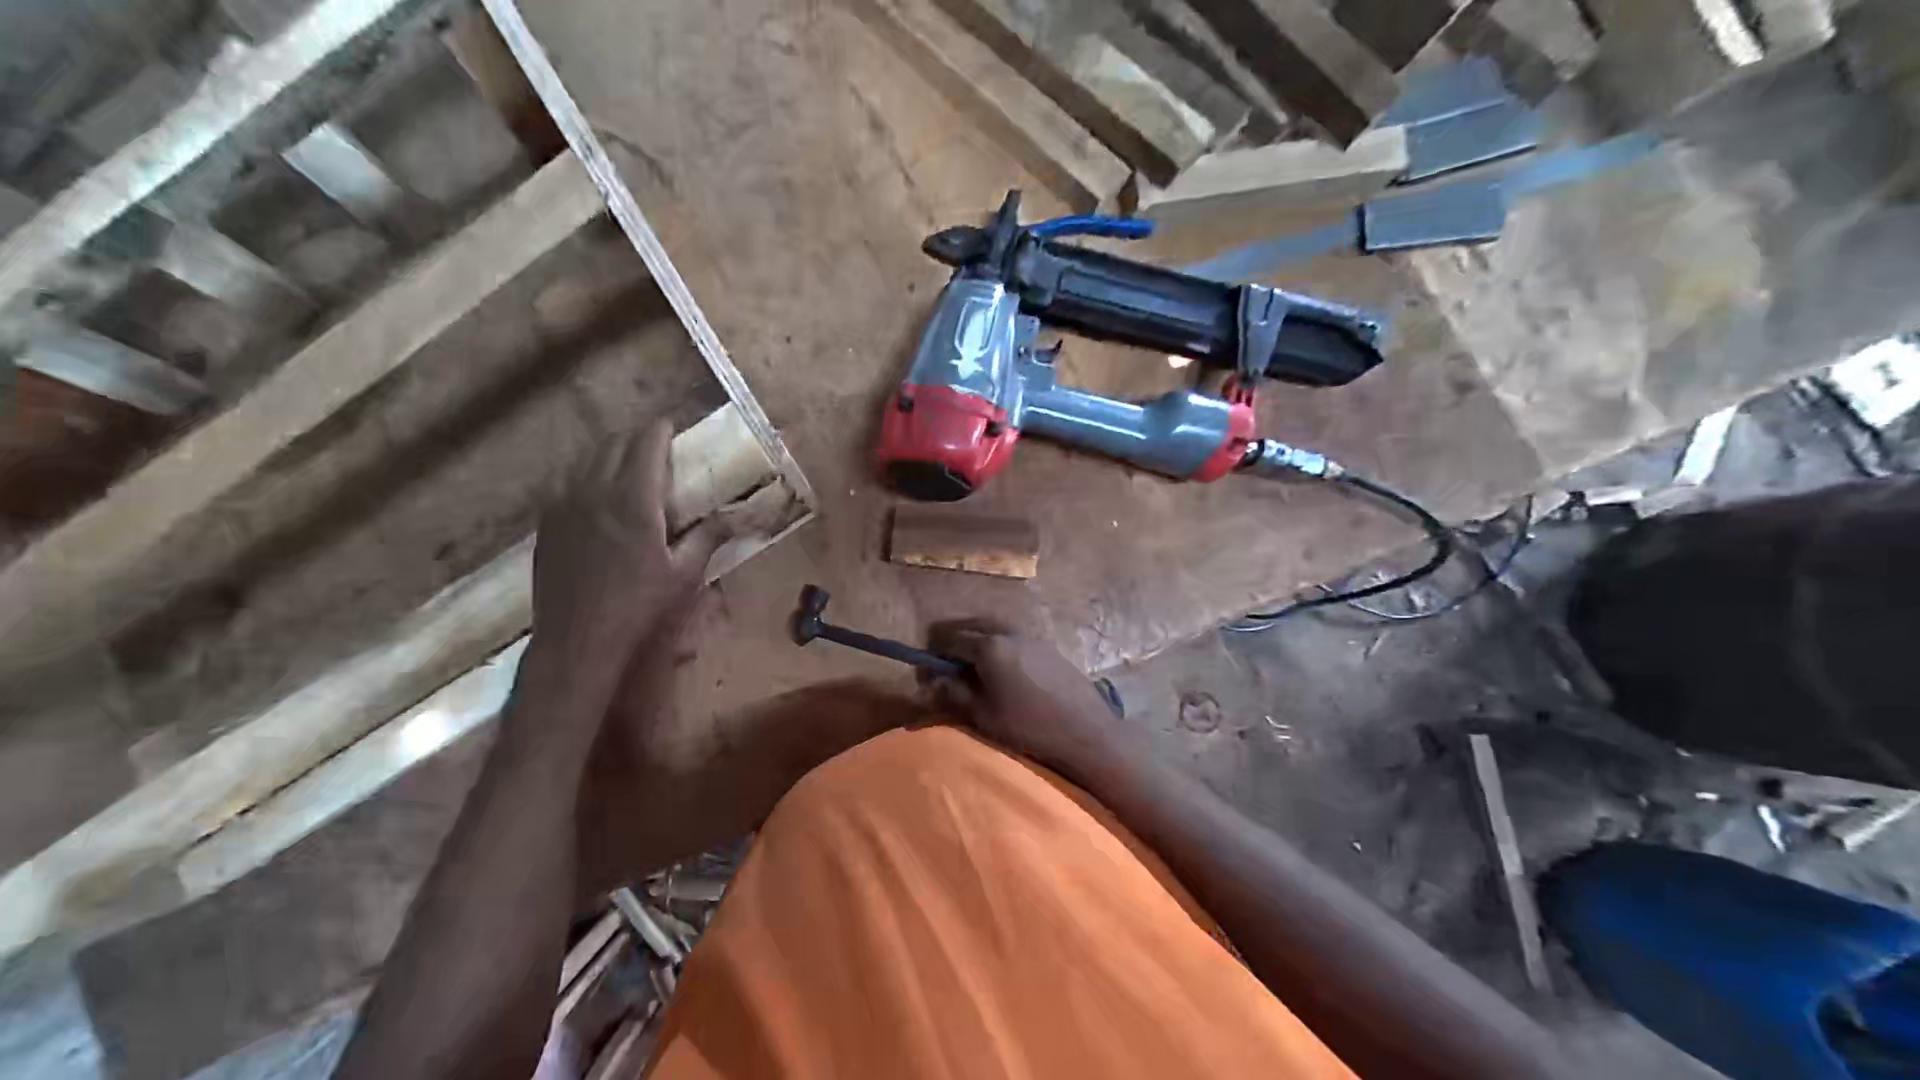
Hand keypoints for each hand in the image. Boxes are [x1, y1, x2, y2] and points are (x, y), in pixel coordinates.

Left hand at [531, 421, 731, 661]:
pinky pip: (567, 481)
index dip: (662, 430)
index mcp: (633, 499)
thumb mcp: (685, 574)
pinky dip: (587, 476)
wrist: (578, 642)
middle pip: (613, 443)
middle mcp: (593, 491)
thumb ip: (709, 536)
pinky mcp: (546, 522)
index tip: (676, 429)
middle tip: (659, 452)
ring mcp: (562, 504)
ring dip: (611, 455)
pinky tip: (599, 498)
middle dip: (638, 439)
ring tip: (630, 470)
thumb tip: (737, 514)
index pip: (646, 442)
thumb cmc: (639, 609)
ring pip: (586, 459)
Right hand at [927, 620, 1134, 776]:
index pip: (949, 639)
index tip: (926, 675)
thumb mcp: (983, 715)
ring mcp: (1032, 637)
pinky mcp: (1048, 647)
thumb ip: (954, 693)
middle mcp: (1009, 632)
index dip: (932, 655)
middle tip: (945, 667)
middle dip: (953, 642)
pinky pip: (1013, 637)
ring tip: (972, 669)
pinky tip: (1002, 671)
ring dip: (977, 642)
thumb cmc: (1029, 726)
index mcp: (989, 646)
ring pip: (994, 629)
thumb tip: (932, 680)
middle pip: (971, 626)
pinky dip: (998, 646)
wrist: (1086, 731)